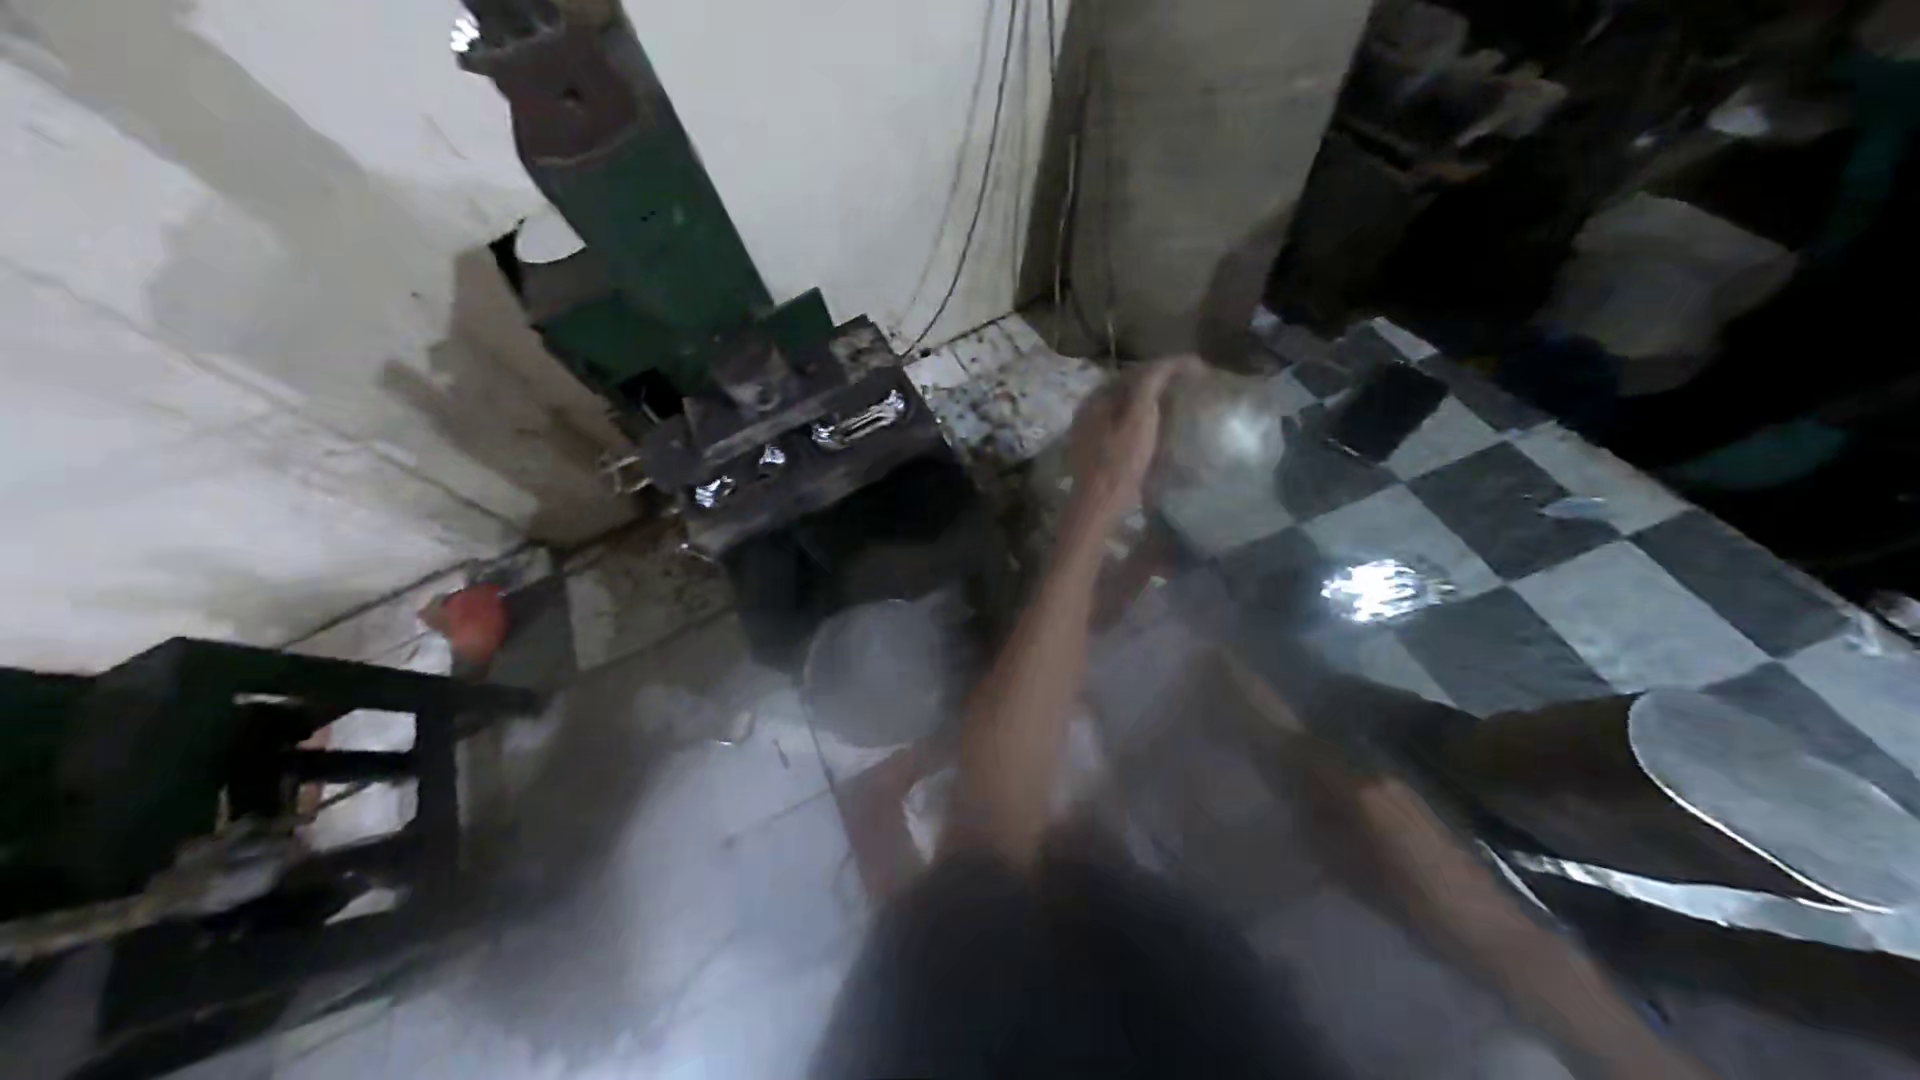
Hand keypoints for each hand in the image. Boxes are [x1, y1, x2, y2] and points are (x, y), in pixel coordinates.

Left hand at [1063, 356, 1192, 544]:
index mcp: (1096, 397)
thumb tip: (1172, 361)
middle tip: (1193, 384)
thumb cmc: (1119, 462)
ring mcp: (1091, 431)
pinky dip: (1145, 420)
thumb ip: (1151, 384)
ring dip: (1154, 401)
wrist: (1098, 506)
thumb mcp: (1139, 418)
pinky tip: (1160, 428)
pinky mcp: (1098, 451)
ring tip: (1182, 402)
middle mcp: (1089, 409)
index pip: (1137, 370)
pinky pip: (1124, 425)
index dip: (1168, 366)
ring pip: (1127, 406)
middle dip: (1162, 382)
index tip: (1198, 370)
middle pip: (1131, 386)